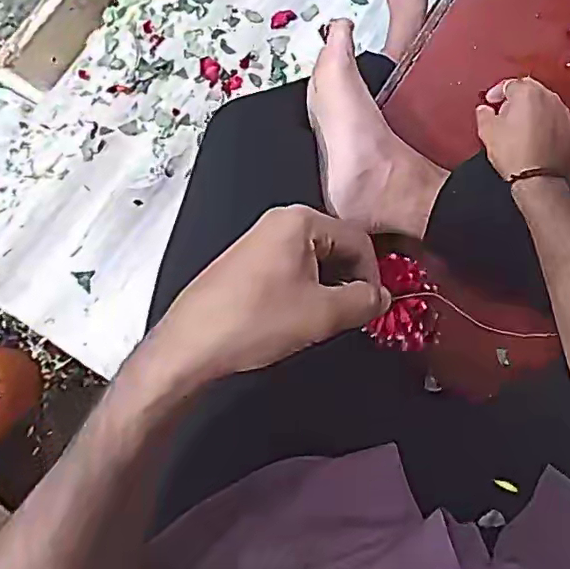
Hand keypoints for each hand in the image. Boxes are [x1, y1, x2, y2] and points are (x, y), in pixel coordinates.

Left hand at [131, 206, 388, 390]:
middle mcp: (280, 220)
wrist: (186, 348)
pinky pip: (291, 268)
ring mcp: (260, 239)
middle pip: (338, 247)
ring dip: (328, 288)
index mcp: (301, 220)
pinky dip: (304, 290)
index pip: (359, 240)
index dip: (373, 275)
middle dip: (349, 281)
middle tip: (351, 316)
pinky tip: (296, 317)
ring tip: (323, 320)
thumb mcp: (323, 314)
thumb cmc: (256, 322)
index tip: (373, 307)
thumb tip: (382, 297)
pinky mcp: (246, 261)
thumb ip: (364, 301)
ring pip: (315, 260)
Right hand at [475, 77, 569, 179]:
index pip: (510, 84)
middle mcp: (549, 98)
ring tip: (522, 125)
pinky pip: (557, 118)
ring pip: (545, 102)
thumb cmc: (515, 154)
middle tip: (505, 111)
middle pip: (530, 89)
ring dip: (534, 109)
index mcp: (527, 93)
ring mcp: (563, 112)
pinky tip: (538, 135)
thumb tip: (485, 110)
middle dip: (517, 98)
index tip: (492, 101)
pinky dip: (548, 122)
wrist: (537, 179)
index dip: (497, 92)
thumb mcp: (488, 132)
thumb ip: (484, 114)